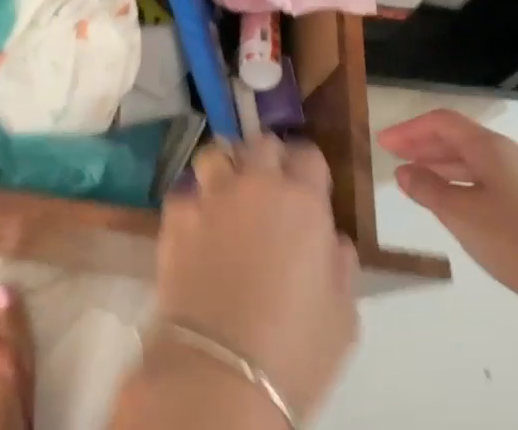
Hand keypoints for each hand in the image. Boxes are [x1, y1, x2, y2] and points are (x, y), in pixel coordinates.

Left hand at [153, 137, 359, 420]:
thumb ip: (338, 262)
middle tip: (269, 187)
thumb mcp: (343, 312)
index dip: (309, 169)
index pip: (308, 155)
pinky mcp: (174, 218)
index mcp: (303, 202)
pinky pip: (185, 191)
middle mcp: (255, 186)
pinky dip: (195, 200)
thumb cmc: (295, 349)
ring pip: (216, 156)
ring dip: (226, 169)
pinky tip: (199, 224)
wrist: (220, 372)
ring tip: (229, 195)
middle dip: (268, 159)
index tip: (308, 187)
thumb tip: (329, 238)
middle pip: (261, 144)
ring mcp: (210, 198)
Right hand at [384, 109, 517, 320]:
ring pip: (479, 161)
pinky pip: (495, 179)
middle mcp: (515, 155)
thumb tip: (404, 170)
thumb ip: (428, 189)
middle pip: (462, 138)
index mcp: (494, 149)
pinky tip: (459, 205)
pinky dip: (467, 182)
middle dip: (425, 145)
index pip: (443, 122)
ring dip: (445, 165)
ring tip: (419, 181)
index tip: (383, 143)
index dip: (409, 129)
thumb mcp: (462, 217)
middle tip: (395, 160)